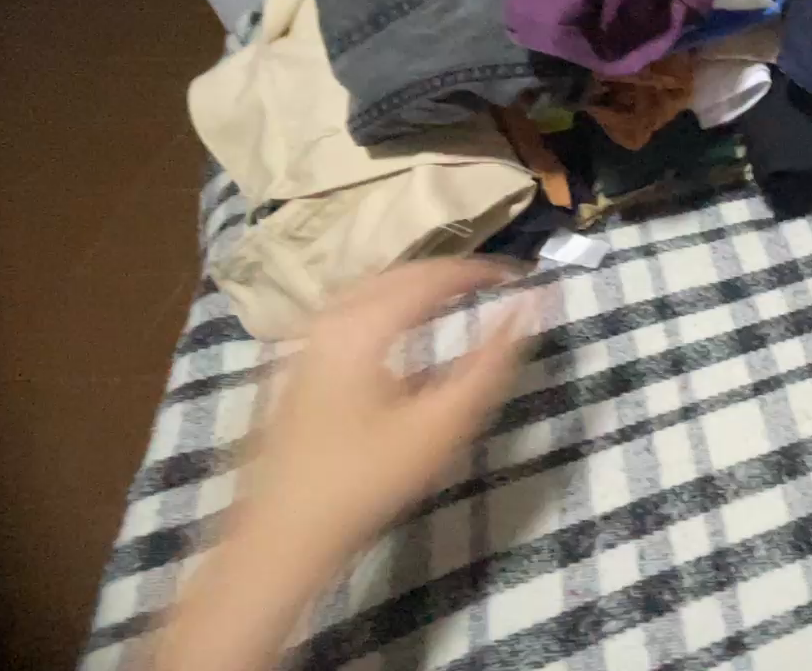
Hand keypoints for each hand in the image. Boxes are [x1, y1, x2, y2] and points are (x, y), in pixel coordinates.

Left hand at [238, 259, 539, 571]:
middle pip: (400, 273)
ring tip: (461, 294)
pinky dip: (392, 300)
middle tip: (496, 281)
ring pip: (373, 287)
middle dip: (452, 271)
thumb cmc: (369, 479)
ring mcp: (306, 342)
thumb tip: (531, 303)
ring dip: (421, 283)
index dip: (480, 270)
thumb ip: (493, 359)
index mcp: (362, 326)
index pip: (433, 276)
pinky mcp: (297, 364)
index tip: (519, 277)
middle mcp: (329, 319)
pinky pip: (354, 308)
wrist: (280, 541)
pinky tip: (407, 321)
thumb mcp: (444, 423)